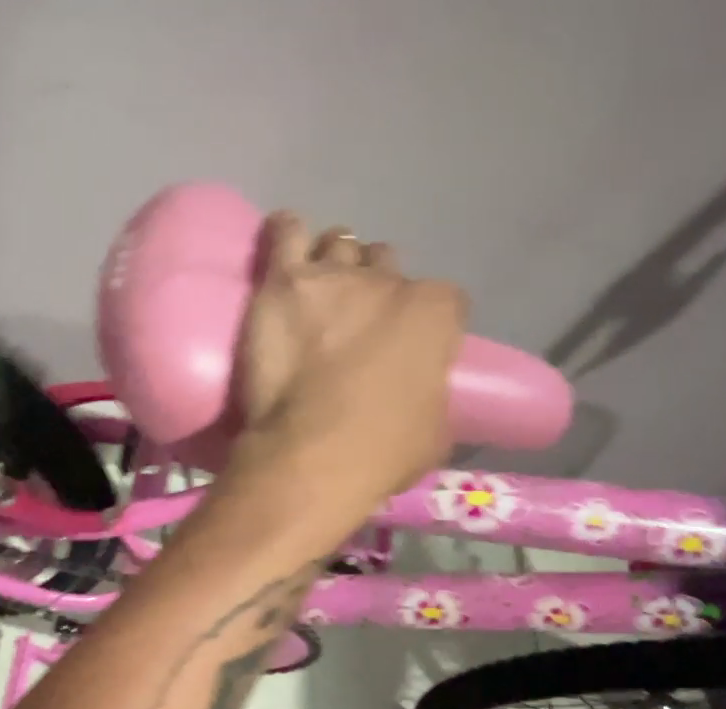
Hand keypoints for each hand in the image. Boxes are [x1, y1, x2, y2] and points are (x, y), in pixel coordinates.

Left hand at [229, 212, 468, 507]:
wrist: (312, 456)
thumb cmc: (381, 454)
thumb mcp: (435, 430)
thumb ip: (431, 394)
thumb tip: (421, 395)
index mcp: (436, 312)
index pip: (442, 298)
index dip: (421, 320)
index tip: (402, 344)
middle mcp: (389, 281)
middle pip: (383, 265)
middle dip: (372, 287)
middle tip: (350, 321)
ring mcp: (334, 276)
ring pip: (338, 244)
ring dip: (331, 263)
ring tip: (314, 291)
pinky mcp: (283, 283)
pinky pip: (286, 234)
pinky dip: (286, 236)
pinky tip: (283, 244)